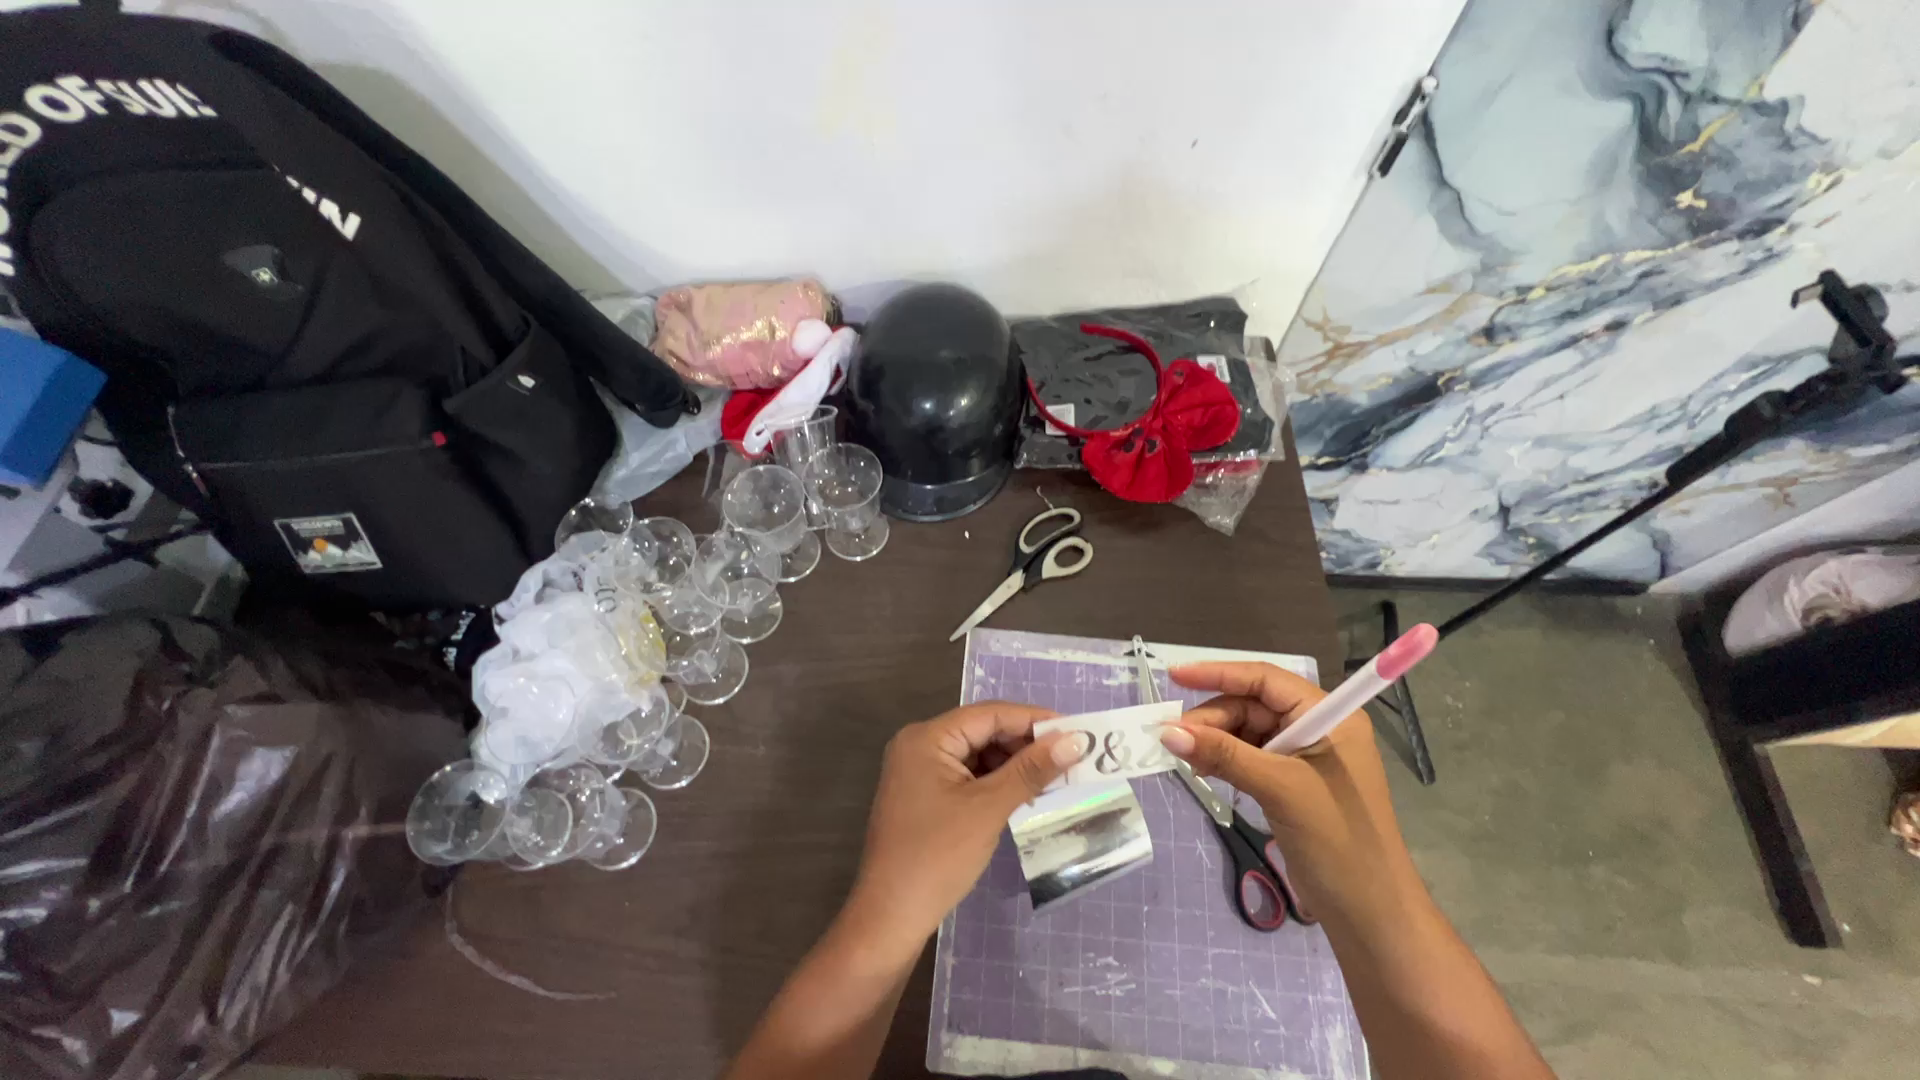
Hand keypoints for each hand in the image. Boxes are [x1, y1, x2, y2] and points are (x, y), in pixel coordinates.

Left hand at [844, 702, 1084, 955]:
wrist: (890, 916)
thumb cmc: (938, 856)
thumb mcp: (989, 808)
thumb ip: (1031, 770)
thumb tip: (1075, 739)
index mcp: (927, 738)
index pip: (989, 714)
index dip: (1034, 720)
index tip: (1077, 731)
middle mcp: (919, 745)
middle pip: (982, 731)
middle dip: (1025, 744)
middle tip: (1071, 758)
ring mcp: (918, 771)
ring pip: (976, 754)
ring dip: (1013, 764)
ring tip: (1053, 778)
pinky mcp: (923, 795)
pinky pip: (966, 775)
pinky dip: (995, 781)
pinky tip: (1023, 794)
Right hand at [1158, 663, 1421, 924]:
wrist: (1370, 913)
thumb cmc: (1336, 839)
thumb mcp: (1279, 788)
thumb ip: (1224, 755)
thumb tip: (1168, 731)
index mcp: (1330, 716)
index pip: (1266, 679)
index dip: (1219, 673)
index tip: (1174, 676)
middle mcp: (1319, 728)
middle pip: (1252, 704)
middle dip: (1213, 718)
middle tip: (1175, 740)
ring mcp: (1306, 758)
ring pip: (1247, 731)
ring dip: (1216, 741)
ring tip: (1188, 761)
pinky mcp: (1293, 784)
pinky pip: (1251, 757)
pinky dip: (1226, 761)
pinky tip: (1206, 772)